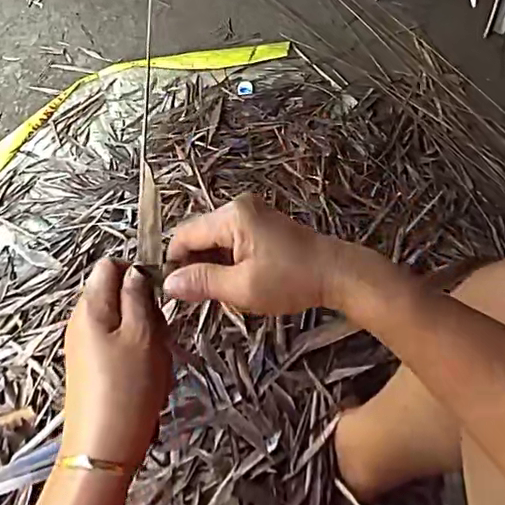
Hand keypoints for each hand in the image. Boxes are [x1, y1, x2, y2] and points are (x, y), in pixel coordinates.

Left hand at [60, 259, 171, 468]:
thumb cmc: (126, 390)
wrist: (101, 454)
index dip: (136, 271)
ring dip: (144, 334)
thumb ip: (139, 296)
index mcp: (90, 307)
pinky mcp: (91, 369)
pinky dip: (136, 354)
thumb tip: (136, 271)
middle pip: (116, 293)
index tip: (157, 295)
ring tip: (155, 359)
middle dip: (144, 307)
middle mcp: (81, 322)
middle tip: (159, 334)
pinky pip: (118, 346)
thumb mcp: (143, 335)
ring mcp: (84, 347)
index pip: (110, 265)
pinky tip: (146, 377)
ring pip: (122, 321)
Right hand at [161, 194, 357, 313]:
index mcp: (231, 216)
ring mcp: (251, 212)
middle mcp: (237, 206)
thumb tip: (168, 283)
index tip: (174, 292)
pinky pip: (231, 238)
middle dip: (195, 265)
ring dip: (212, 264)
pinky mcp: (261, 222)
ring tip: (222, 292)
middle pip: (198, 234)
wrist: (336, 272)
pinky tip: (237, 280)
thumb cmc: (290, 280)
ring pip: (214, 239)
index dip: (174, 262)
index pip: (184, 234)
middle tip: (201, 298)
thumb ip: (202, 282)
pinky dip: (227, 259)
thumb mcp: (242, 288)